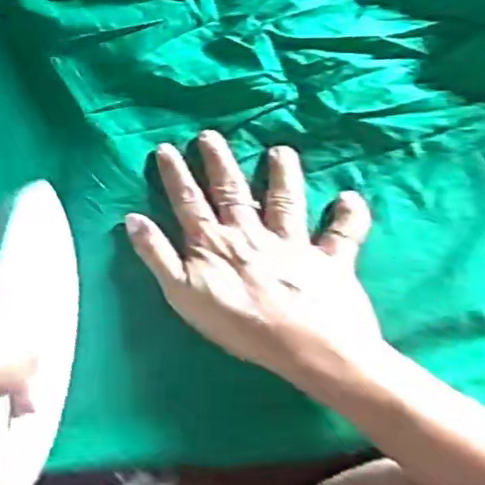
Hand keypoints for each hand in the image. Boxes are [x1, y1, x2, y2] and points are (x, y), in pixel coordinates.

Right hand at [123, 131, 384, 388]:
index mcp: (213, 242)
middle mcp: (250, 234)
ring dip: (282, 175)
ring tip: (281, 150)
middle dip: (219, 162)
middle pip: (231, 191)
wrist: (309, 348)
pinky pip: (341, 236)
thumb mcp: (181, 292)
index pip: (189, 201)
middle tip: (211, 135)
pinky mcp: (330, 262)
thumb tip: (132, 218)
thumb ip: (156, 254)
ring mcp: (292, 245)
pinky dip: (349, 217)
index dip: (176, 174)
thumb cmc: (239, 324)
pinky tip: (352, 198)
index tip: (167, 147)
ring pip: (285, 202)